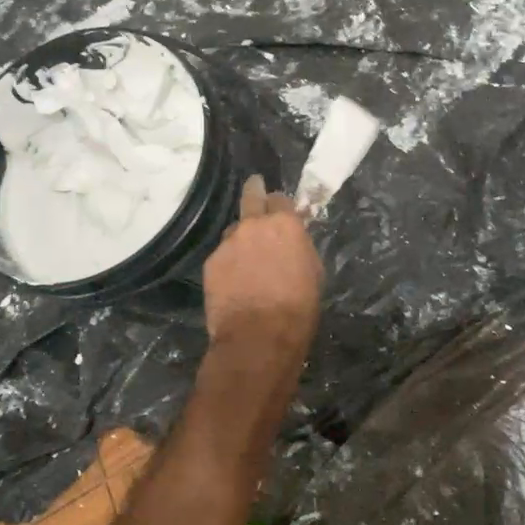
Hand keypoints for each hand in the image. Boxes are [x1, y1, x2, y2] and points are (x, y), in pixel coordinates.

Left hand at [201, 175, 322, 365]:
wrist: (259, 336)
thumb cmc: (298, 307)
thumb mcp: (313, 272)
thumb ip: (300, 247)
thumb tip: (293, 241)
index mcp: (285, 224)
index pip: (281, 198)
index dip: (281, 204)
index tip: (281, 210)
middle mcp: (254, 225)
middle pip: (251, 196)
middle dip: (254, 190)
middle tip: (255, 188)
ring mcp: (228, 242)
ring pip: (234, 230)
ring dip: (241, 238)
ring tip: (246, 258)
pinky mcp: (211, 262)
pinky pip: (222, 255)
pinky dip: (229, 263)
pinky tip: (235, 281)